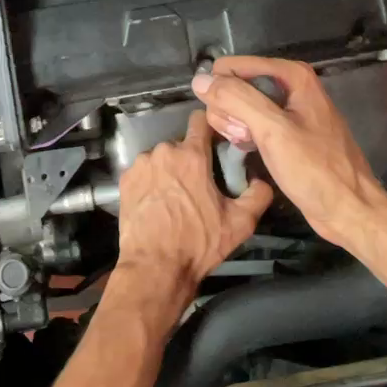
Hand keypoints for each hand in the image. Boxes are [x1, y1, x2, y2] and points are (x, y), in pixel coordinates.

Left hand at [116, 109, 273, 294]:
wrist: (155, 266)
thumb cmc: (198, 243)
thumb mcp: (240, 224)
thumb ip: (258, 196)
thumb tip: (262, 181)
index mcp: (191, 155)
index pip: (200, 120)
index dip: (209, 127)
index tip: (214, 140)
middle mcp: (164, 151)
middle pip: (181, 145)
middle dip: (190, 160)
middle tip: (197, 185)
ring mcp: (141, 164)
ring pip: (160, 159)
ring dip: (168, 171)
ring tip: (174, 198)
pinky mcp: (125, 179)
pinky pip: (143, 172)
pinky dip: (150, 182)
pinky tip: (156, 203)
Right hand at [195, 56, 386, 250]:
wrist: (348, 210)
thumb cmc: (315, 170)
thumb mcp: (273, 131)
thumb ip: (236, 99)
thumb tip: (199, 80)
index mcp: (291, 75)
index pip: (231, 67)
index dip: (225, 93)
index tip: (237, 123)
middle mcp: (288, 84)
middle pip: (233, 84)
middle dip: (231, 111)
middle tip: (245, 136)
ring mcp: (286, 107)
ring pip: (238, 104)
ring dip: (235, 125)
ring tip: (250, 145)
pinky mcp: (284, 128)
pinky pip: (250, 120)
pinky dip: (244, 133)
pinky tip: (251, 150)